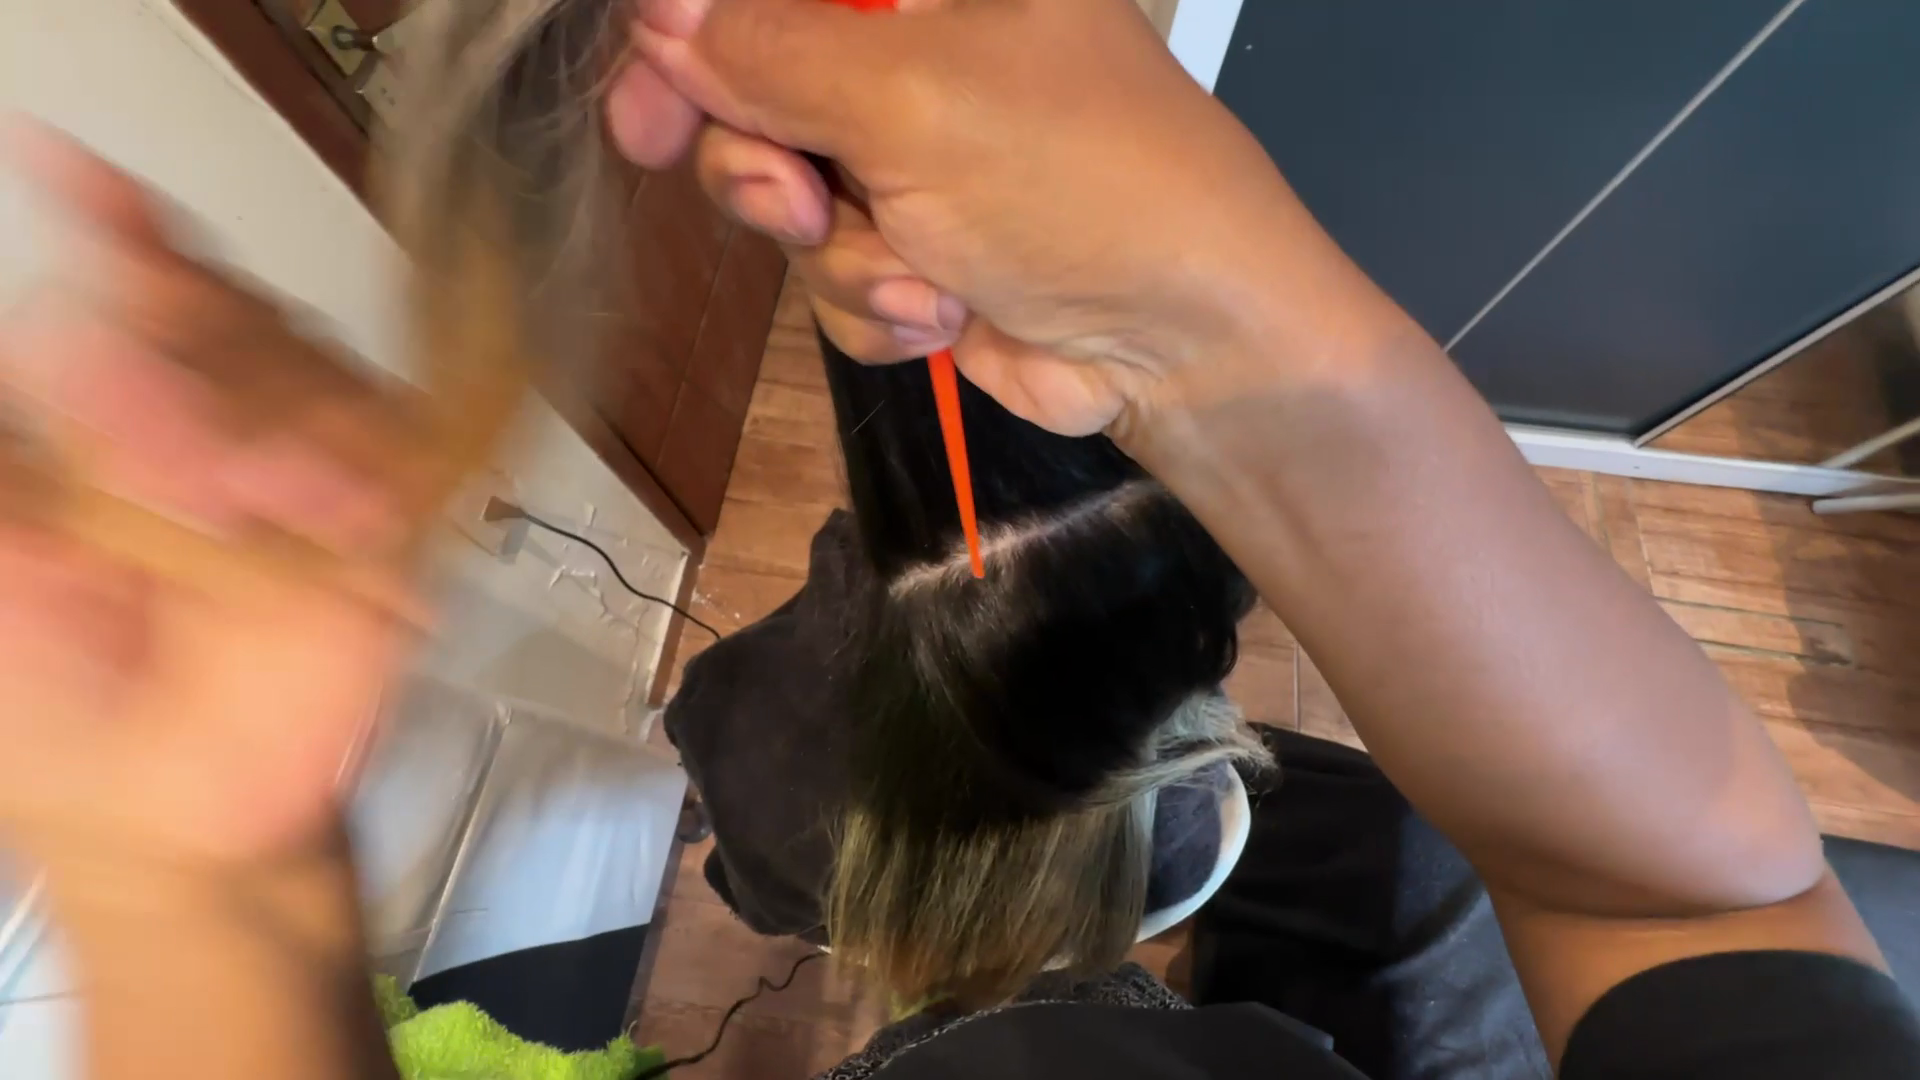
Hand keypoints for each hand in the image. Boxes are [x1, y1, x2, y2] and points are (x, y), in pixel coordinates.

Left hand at [0, 132, 423, 905]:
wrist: (195, 812)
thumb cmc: (61, 721)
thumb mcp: (3, 590)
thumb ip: (45, 473)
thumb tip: (83, 348)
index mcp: (107, 438)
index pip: (126, 319)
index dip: (125, 249)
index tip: (85, 175)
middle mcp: (222, 440)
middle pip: (248, 333)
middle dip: (212, 348)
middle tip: (166, 442)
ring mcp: (320, 484)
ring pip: (336, 387)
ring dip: (298, 418)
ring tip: (254, 500)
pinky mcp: (392, 535)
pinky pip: (410, 471)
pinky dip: (384, 472)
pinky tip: (339, 508)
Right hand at [607, 0, 1311, 437]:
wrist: (1169, 342)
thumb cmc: (1072, 186)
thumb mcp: (918, 102)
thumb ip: (777, 56)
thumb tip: (659, 17)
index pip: (774, 1)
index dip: (690, 46)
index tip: (645, 114)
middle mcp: (915, 78)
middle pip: (763, 111)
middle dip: (769, 175)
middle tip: (799, 205)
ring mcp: (916, 183)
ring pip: (800, 218)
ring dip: (852, 263)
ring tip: (928, 283)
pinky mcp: (923, 271)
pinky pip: (847, 291)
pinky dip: (885, 314)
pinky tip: (947, 319)